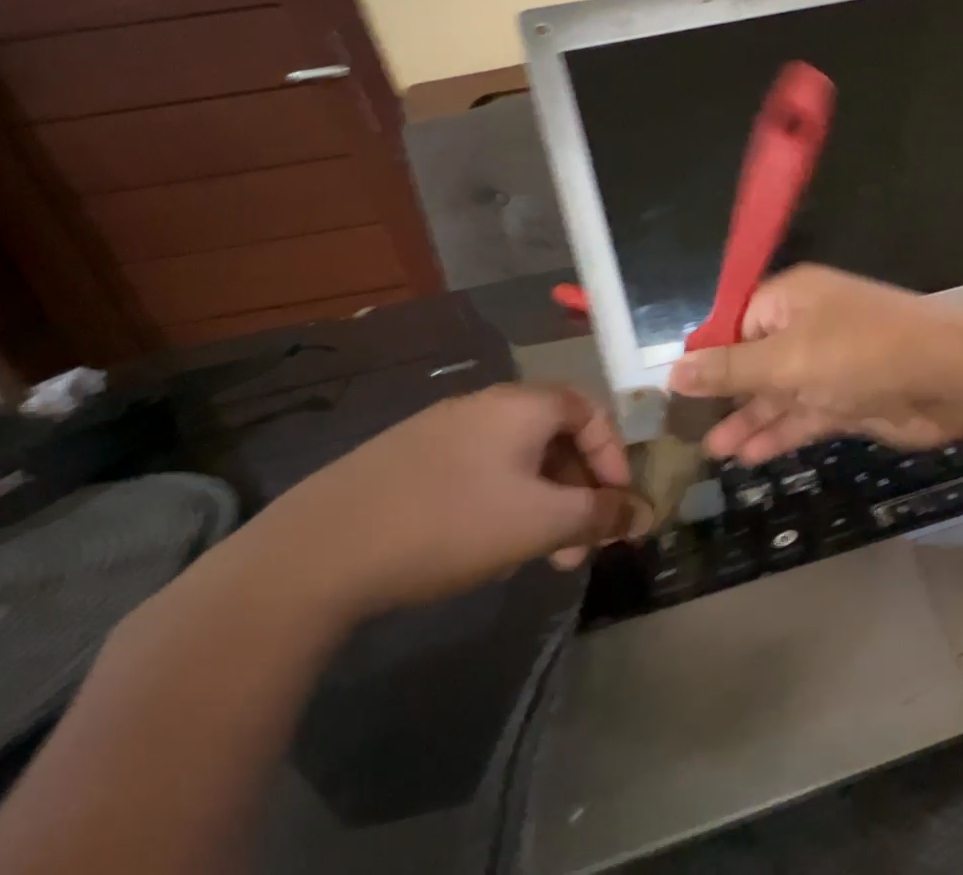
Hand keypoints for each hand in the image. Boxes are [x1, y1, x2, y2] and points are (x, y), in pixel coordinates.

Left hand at [223, 385, 635, 620]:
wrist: (317, 553)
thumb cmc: (452, 525)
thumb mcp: (544, 523)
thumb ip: (602, 514)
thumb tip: (645, 513)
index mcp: (520, 406)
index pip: (591, 411)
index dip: (615, 457)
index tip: (617, 506)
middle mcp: (481, 407)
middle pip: (554, 438)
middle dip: (580, 492)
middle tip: (581, 545)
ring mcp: (436, 432)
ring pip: (516, 462)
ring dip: (543, 505)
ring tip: (538, 557)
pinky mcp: (403, 462)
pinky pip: (476, 474)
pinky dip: (501, 505)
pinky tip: (485, 549)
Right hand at [669, 265, 962, 462]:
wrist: (948, 379)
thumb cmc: (861, 354)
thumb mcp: (786, 359)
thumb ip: (731, 369)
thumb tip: (674, 371)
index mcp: (791, 300)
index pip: (735, 323)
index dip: (707, 356)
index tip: (674, 391)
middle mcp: (808, 329)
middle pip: (754, 362)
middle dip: (723, 395)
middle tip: (686, 430)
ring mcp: (831, 367)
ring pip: (779, 395)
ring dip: (748, 421)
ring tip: (712, 452)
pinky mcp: (850, 401)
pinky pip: (805, 416)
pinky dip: (780, 434)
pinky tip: (749, 456)